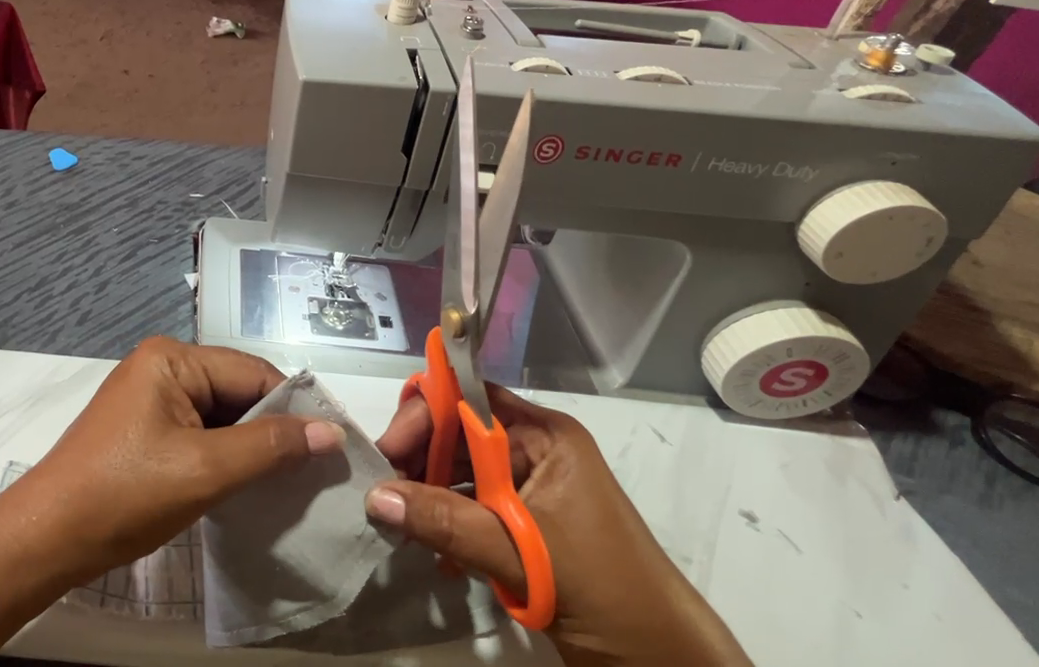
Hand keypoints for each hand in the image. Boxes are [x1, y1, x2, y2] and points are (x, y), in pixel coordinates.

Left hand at [0, 337, 343, 583]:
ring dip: (252, 446)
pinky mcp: (146, 429)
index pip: (253, 373)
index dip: (295, 408)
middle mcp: (162, 367)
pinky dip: (226, 456)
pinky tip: (250, 484)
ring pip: (222, 415)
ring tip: (292, 481)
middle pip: (238, 391)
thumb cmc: (126, 494)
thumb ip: (269, 446)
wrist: (49, 537)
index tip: (334, 446)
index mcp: (172, 359)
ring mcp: (151, 399)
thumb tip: (330, 431)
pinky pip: (201, 432)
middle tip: (318, 470)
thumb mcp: (206, 470)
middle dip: (274, 428)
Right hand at [367, 386, 752, 666]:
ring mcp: (529, 489)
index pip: (467, 398)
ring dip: (427, 497)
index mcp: (544, 437)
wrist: (663, 664)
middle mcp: (534, 451)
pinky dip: (446, 525)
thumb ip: (445, 522)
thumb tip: (375, 496)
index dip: (423, 414)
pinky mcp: (524, 526)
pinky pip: (470, 507)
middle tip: (385, 495)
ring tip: (400, 529)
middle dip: (418, 460)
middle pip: (457, 434)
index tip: (386, 452)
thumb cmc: (604, 592)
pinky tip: (432, 555)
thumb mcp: (520, 553)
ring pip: (459, 473)